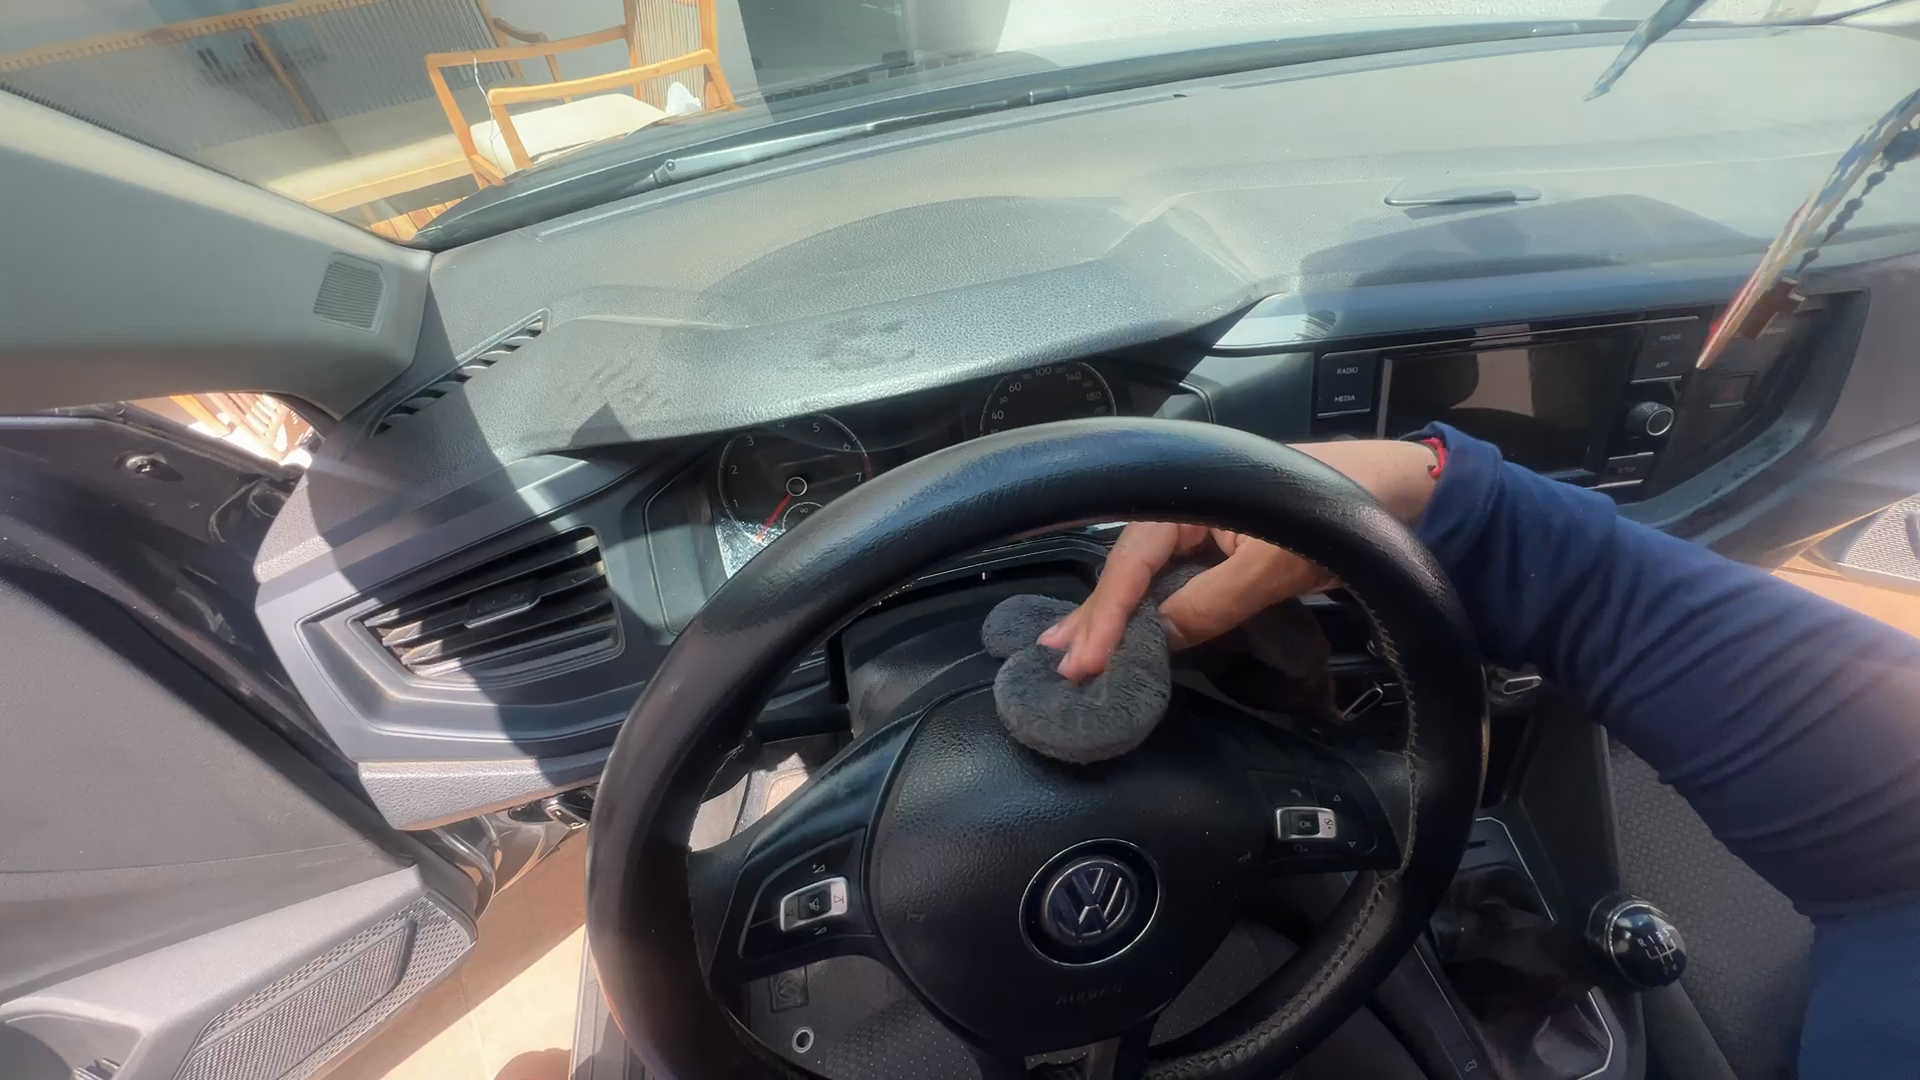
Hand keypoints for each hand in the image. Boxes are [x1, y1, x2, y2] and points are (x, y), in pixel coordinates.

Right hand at [1037, 523, 1332, 681]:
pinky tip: (1125, 633)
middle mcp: (1179, 515)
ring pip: (1143, 581)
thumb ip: (1212, 601)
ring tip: (1075, 650)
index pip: (1131, 564)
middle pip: (1126, 571)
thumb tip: (1158, 640)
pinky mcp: (1216, 556)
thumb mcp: (1273, 563)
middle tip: (1058, 659)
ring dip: (1111, 618)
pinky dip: (1145, 614)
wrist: (1396, 494)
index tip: (1085, 660)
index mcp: (1183, 501)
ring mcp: (1197, 536)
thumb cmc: (1339, 513)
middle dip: (1093, 616)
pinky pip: (1169, 587)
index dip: (1107, 614)